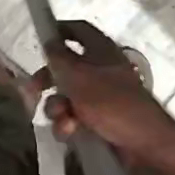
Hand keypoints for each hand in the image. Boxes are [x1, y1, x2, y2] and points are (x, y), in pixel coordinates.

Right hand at [42, 20, 174, 165]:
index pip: (78, 30)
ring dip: (58, 108)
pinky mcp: (98, 122)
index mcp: (101, 50)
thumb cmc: (111, 101)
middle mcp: (100, 70)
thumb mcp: (79, 76)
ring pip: (65, 96)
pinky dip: (68, 124)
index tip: (38, 39)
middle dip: (48, 79)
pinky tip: (70, 132)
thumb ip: (59, 58)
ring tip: (64, 120)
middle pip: (66, 66)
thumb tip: (49, 41)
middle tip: (32, 91)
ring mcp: (100, 97)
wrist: (142, 144)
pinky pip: (73, 118)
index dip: (59, 30)